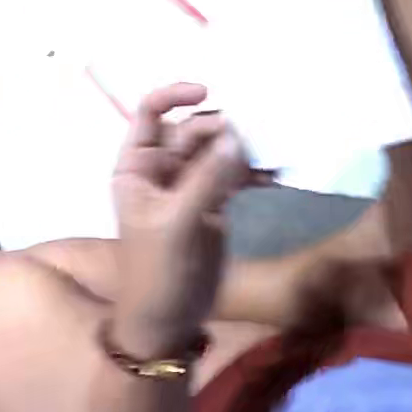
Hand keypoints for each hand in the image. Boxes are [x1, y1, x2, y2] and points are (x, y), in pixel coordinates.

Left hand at [110, 83, 254, 360]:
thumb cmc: (159, 270)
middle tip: (247, 143)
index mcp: (138, 166)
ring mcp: (190, 182)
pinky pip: (234, 171)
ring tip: (269, 154)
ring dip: (242, 147)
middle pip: (194, 127)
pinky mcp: (213, 198)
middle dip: (221, 128)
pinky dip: (252, 171)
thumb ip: (207, 177)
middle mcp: (162, 167)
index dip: (176, 95)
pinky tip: (273, 176)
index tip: (210, 92)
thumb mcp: (178, 222)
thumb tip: (236, 136)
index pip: (150, 112)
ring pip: (217, 147)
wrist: (169, 320)